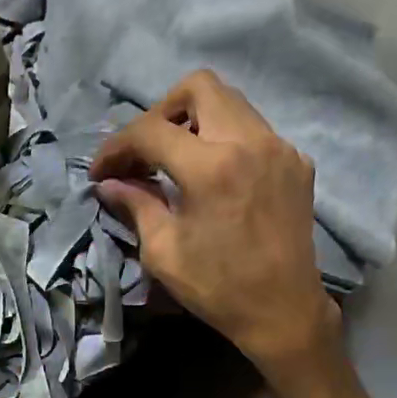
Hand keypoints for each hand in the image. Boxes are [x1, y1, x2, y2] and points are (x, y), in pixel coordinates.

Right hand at [90, 70, 341, 381]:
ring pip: (231, 102)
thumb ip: (136, 206)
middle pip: (198, 87)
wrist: (282, 310)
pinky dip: (225, 140)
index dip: (116, 146)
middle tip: (146, 150)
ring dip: (195, 121)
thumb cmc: (217, 287)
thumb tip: (109, 184)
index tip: (101, 171)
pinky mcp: (296, 162)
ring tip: (176, 160)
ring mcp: (279, 147)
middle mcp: (249, 140)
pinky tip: (214, 177)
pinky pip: (254, 129)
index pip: (151, 130)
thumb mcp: (163, 252)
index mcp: (211, 166)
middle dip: (161, 112)